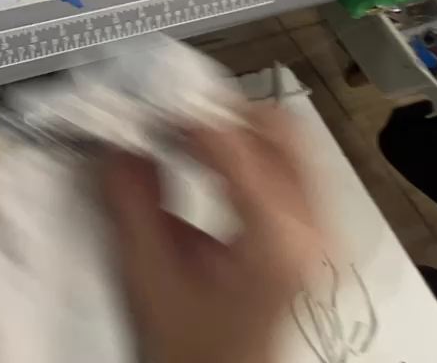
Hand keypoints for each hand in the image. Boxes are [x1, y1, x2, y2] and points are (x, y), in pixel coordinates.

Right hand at [99, 105, 325, 362]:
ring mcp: (319, 233)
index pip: (234, 143)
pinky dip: (239, 144)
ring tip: (177, 125)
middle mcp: (312, 234)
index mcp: (276, 243)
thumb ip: (129, 197)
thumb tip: (117, 139)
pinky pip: (285, 162)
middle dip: (217, 108)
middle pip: (280, 131)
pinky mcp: (310, 232)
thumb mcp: (145, 270)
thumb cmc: (192, 342)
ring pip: (287, 141)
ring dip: (229, 123)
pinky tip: (197, 152)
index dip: (180, 111)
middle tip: (167, 104)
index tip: (141, 98)